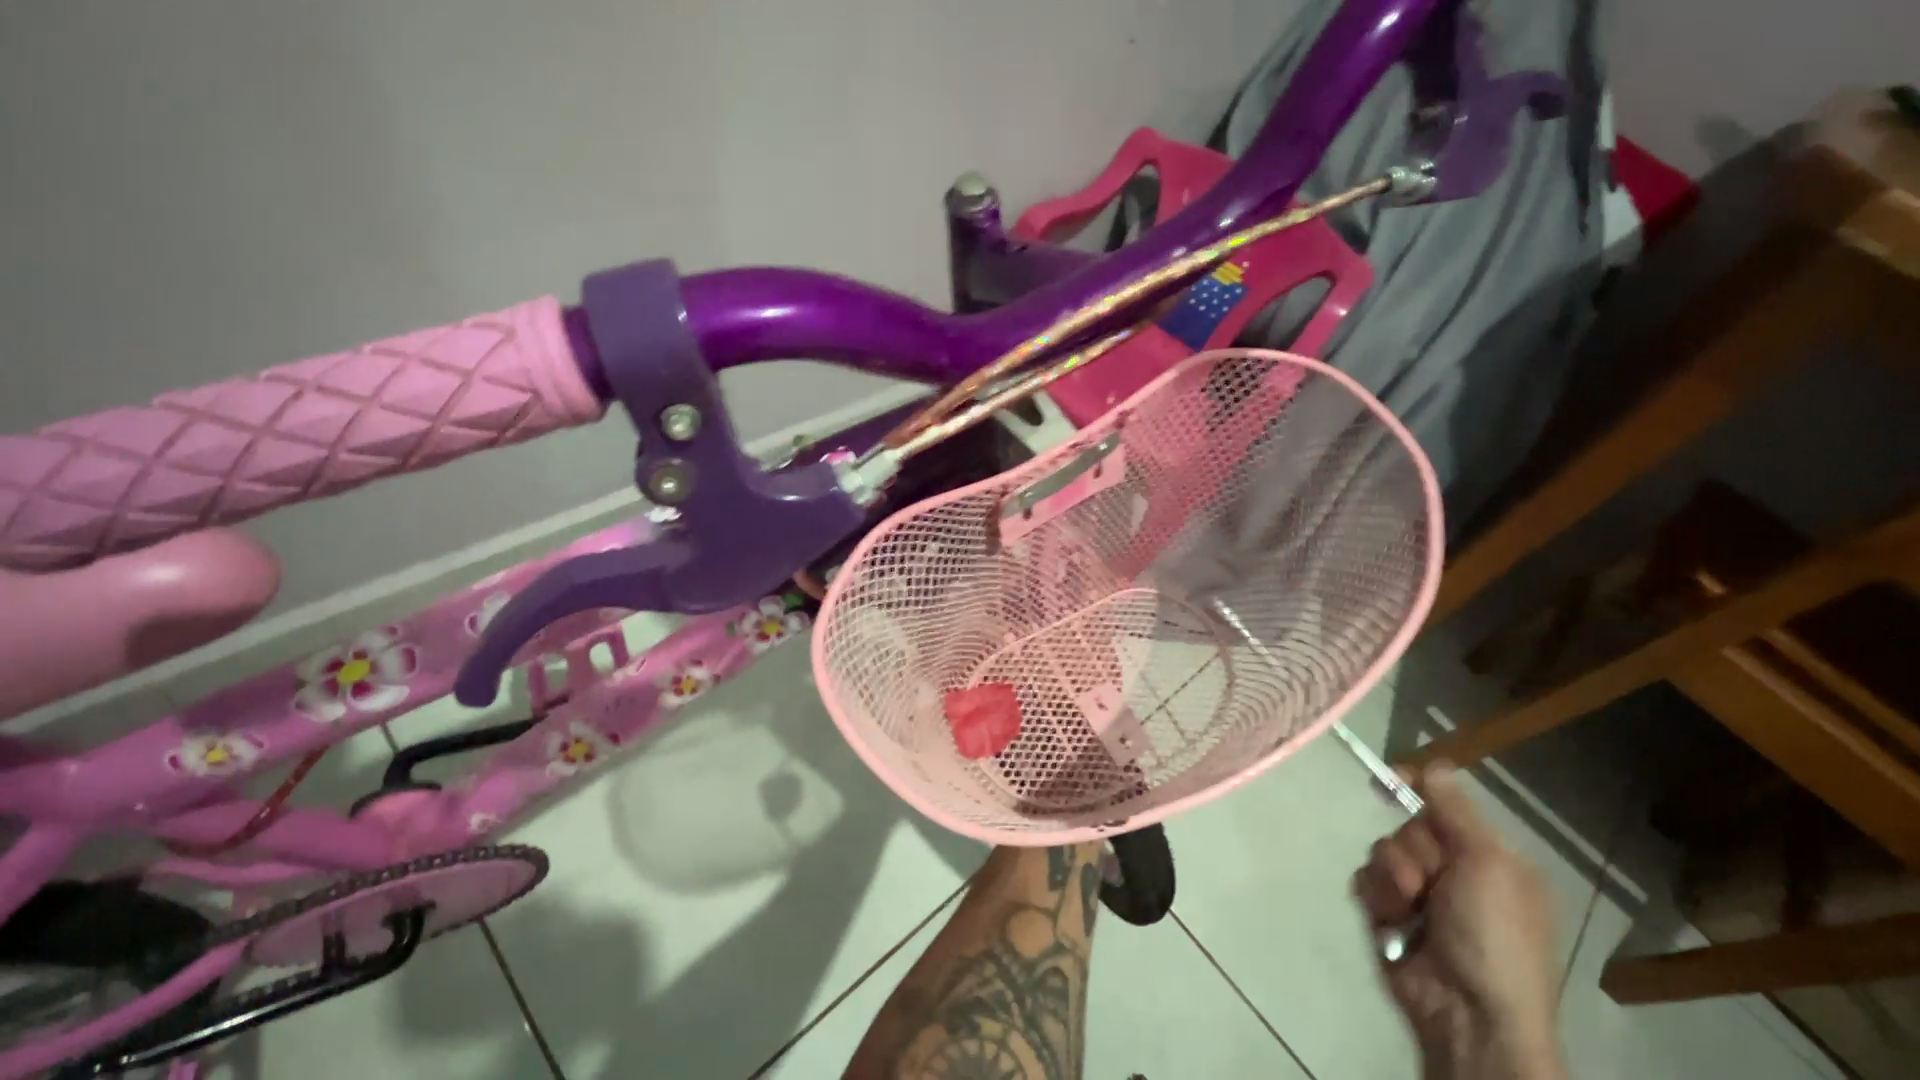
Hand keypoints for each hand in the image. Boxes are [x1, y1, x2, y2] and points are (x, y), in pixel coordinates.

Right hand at [1353, 765, 1565, 1079]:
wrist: (1469, 1012)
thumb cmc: (1494, 936)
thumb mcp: (1489, 865)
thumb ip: (1456, 811)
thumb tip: (1435, 763)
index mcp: (1490, 858)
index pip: (1447, 806)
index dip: (1420, 789)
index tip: (1393, 777)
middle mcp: (1456, 872)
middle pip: (1410, 828)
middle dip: (1413, 852)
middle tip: (1430, 884)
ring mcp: (1420, 895)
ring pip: (1383, 853)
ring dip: (1391, 878)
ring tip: (1409, 910)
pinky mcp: (1388, 916)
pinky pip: (1365, 882)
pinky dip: (1374, 897)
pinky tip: (1389, 919)